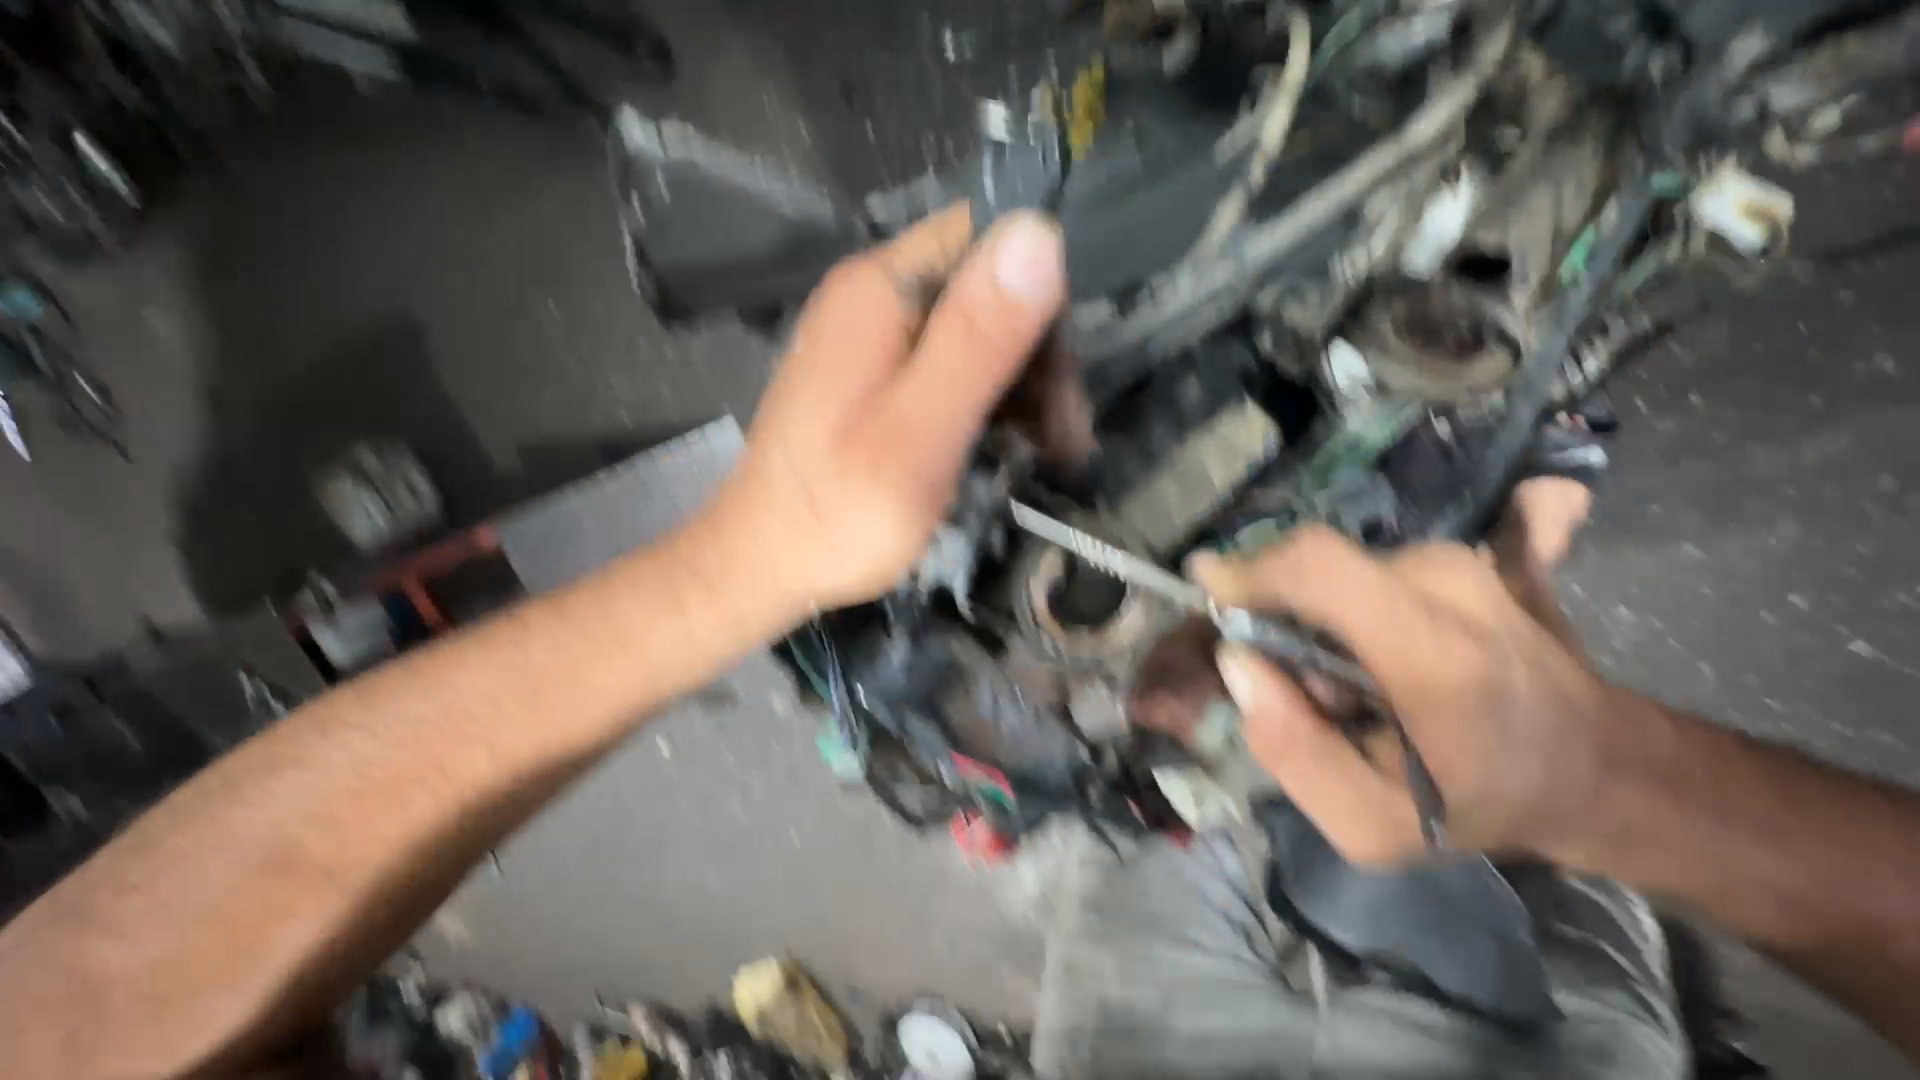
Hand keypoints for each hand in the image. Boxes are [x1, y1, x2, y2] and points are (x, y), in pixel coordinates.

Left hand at [703, 206, 1066, 613]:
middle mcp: (873, 294)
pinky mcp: (874, 373)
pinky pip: (951, 361)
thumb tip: (1040, 231)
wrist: (763, 565)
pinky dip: (991, 398)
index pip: (987, 233)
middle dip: (1040, 351)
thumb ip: (975, 339)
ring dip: (1025, 382)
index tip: (1068, 367)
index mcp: (880, 290)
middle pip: (988, 284)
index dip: (1045, 285)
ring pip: (977, 326)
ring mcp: (871, 334)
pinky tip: (1014, 445)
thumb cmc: (838, 514)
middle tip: (1068, 435)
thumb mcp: (918, 434)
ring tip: (1053, 452)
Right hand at [1191, 528, 1620, 863]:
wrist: (1600, 766)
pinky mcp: (1466, 554)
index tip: (1206, 589)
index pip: (1318, 567)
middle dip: (1282, 620)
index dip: (1249, 569)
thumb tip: (1239, 662)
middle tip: (1307, 689)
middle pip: (1315, 569)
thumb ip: (1290, 750)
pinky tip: (1380, 659)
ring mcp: (1465, 561)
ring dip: (1319, 622)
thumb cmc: (1483, 801)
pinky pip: (1369, 571)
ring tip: (1354, 685)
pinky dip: (1349, 610)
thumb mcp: (1371, 824)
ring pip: (1338, 572)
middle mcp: (1451, 584)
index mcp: (1434, 652)